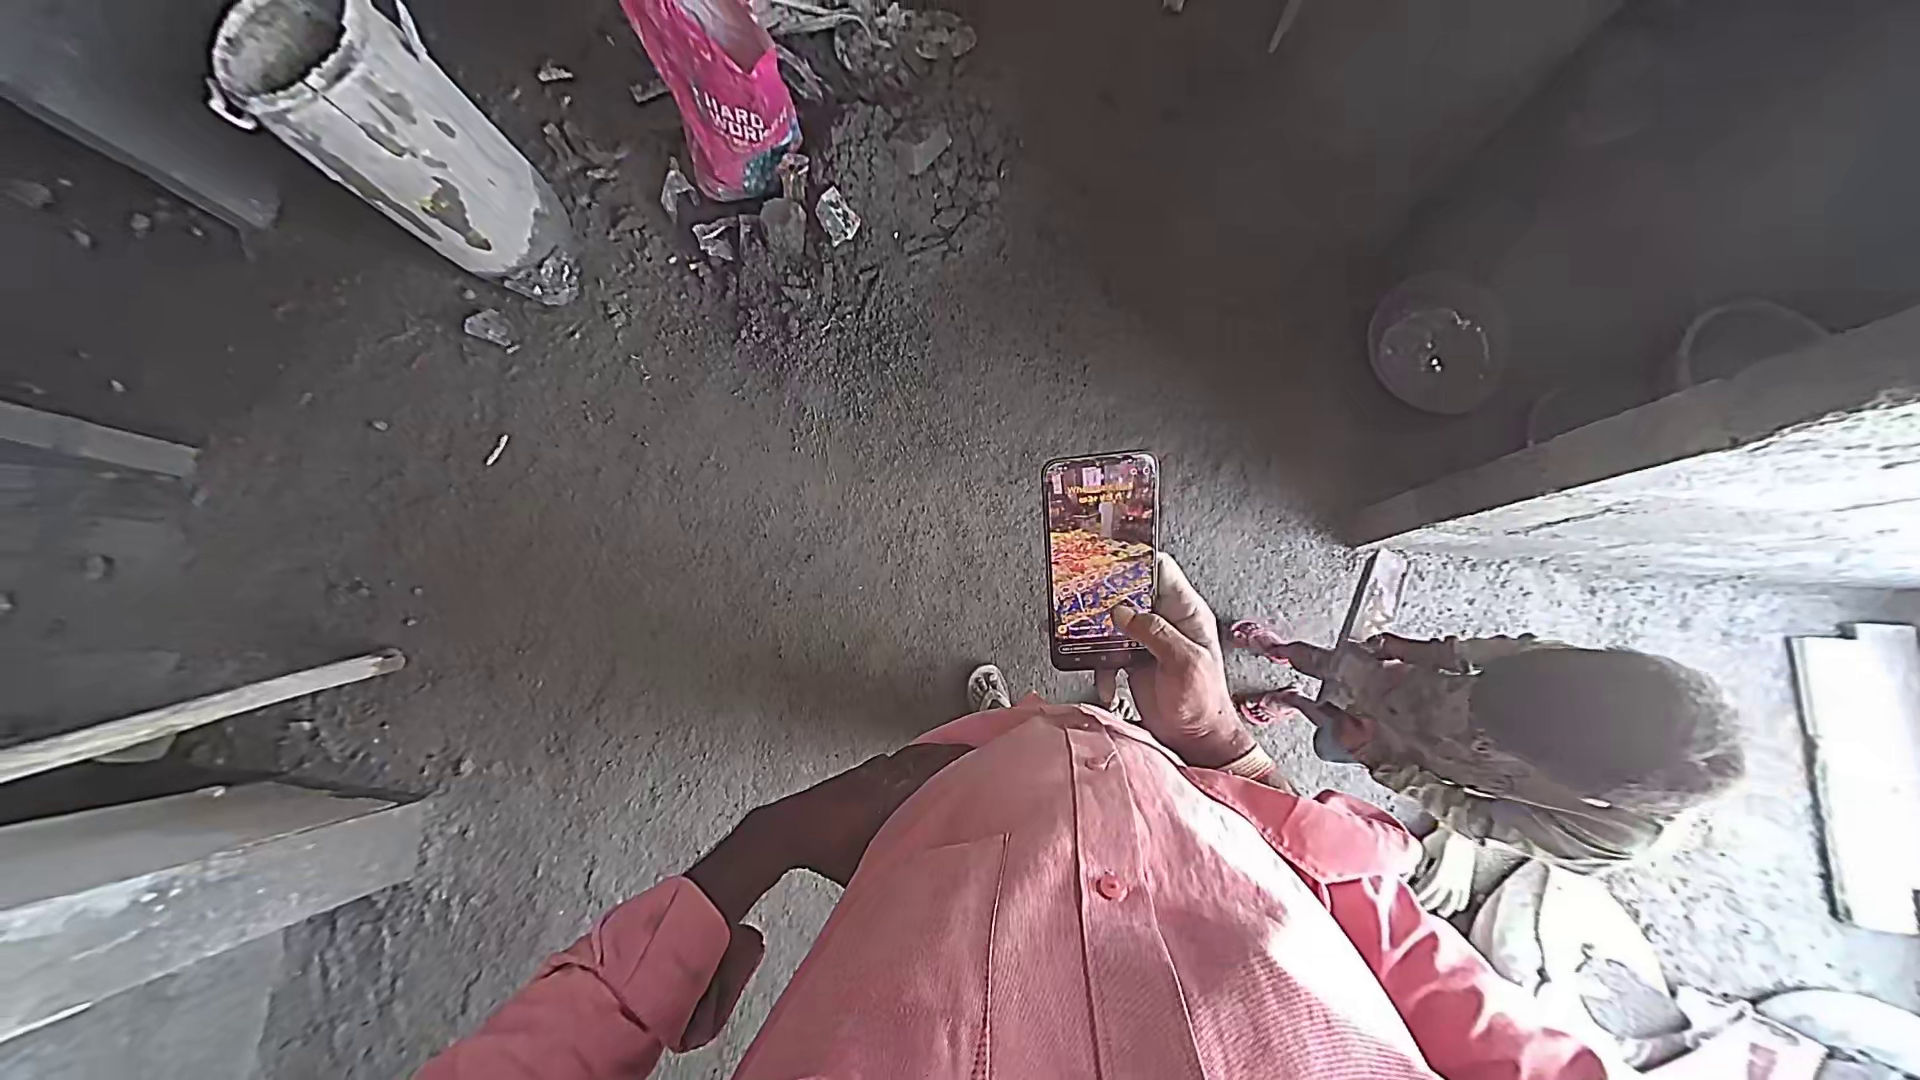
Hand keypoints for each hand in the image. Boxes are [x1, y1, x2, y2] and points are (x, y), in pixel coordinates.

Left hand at [752, 744, 972, 887]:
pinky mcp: (862, 775)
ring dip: (939, 755)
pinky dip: (917, 760)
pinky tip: (917, 771)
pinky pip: (901, 760)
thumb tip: (939, 874)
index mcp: (899, 787)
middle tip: (982, 753)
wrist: (792, 829)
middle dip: (961, 753)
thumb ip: (912, 858)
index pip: (944, 763)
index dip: (969, 758)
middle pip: (934, 754)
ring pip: (917, 755)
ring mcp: (875, 770)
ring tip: (957, 758)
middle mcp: (890, 771)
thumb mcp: (879, 860)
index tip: (993, 755)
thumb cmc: (830, 848)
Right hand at [1095, 553, 1254, 768]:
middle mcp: (1164, 621)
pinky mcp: (1133, 660)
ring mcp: (1147, 640)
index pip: (1160, 570)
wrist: (1196, 741)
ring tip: (1083, 637)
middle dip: (1106, 595)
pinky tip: (1105, 682)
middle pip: (1129, 592)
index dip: (1136, 560)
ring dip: (1097, 631)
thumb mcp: (1185, 662)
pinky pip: (1108, 651)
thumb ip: (1155, 632)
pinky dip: (1100, 665)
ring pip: (1114, 620)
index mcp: (1185, 612)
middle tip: (1085, 598)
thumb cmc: (1203, 704)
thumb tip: (1123, 612)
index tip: (1109, 559)